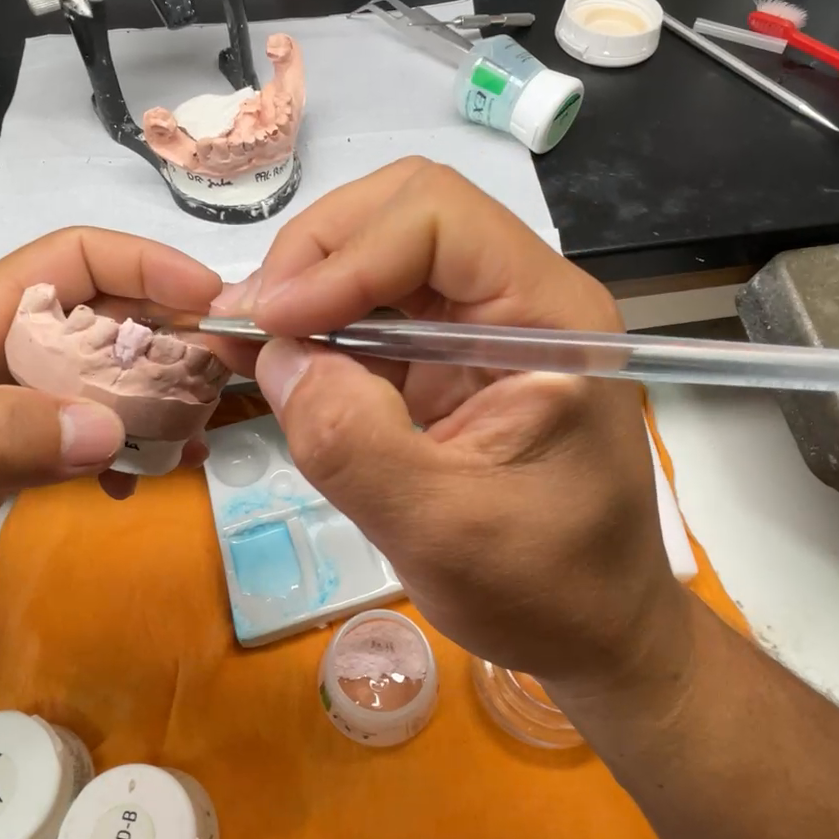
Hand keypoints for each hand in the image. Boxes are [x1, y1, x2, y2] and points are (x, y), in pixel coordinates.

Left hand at [0, 229, 221, 633]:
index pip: (71, 260)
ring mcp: (6, 413)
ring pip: (105, 383)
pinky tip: (154, 479)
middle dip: (172, 335)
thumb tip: (110, 428)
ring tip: (205, 429)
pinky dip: (129, 453)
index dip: (145, 264)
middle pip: (105, 319)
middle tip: (233, 374)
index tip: (209, 301)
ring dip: (160, 397)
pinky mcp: (7, 465)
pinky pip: (87, 443)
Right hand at [214, 160, 687, 689]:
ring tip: (247, 335)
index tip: (276, 321)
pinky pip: (377, 310)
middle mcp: (521, 298)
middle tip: (253, 319)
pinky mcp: (453, 357)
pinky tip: (277, 356)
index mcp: (549, 318)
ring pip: (384, 251)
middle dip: (318, 255)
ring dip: (309, 285)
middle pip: (406, 212)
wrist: (591, 625)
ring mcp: (485, 324)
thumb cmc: (545, 588)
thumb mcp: (441, 531)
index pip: (441, 219)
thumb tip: (277, 357)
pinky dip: (318, 324)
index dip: (348, 254)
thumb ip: (353, 443)